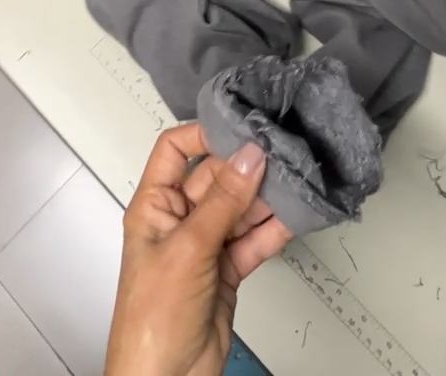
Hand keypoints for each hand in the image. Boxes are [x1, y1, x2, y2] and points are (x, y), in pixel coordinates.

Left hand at [105, 123, 293, 375]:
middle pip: (215, 178)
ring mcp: (205, 245)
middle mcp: (179, 220)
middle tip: (281, 154)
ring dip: (266, 197)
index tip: (238, 126)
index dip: (203, 134)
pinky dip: (274, 228)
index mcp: (153, 206)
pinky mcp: (228, 270)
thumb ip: (223, 202)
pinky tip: (294, 215)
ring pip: (239, 208)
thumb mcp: (188, 249)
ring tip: (294, 180)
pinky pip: (254, 239)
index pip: (174, 151)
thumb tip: (248, 156)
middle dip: (246, 167)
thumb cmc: (151, 320)